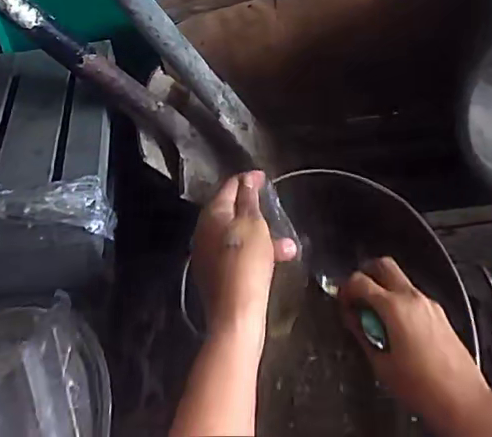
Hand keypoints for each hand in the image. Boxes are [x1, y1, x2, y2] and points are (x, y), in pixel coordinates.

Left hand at [190, 171, 298, 338]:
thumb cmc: (246, 262)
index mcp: (211, 214)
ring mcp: (207, 254)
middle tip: (273, 206)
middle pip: (231, 211)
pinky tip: (275, 261)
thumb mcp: (253, 224)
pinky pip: (236, 254)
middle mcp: (204, 231)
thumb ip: (249, 199)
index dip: (248, 179)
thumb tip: (246, 179)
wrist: (235, 316)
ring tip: (288, 246)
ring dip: (261, 236)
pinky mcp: (215, 275)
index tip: (264, 176)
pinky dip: (255, 252)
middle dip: (255, 209)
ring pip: (237, 235)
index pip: (229, 186)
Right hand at [341, 258, 491, 435]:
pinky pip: (413, 295)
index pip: (360, 281)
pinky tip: (398, 327)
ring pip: (400, 279)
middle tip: (357, 295)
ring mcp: (429, 303)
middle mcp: (412, 298)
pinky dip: (400, 300)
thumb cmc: (423, 389)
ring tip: (377, 317)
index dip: (345, 289)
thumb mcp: (382, 366)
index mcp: (394, 308)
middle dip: (365, 274)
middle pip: (383, 264)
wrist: (464, 402)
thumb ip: (363, 335)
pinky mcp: (440, 313)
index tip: (342, 301)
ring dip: (384, 288)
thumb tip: (352, 318)